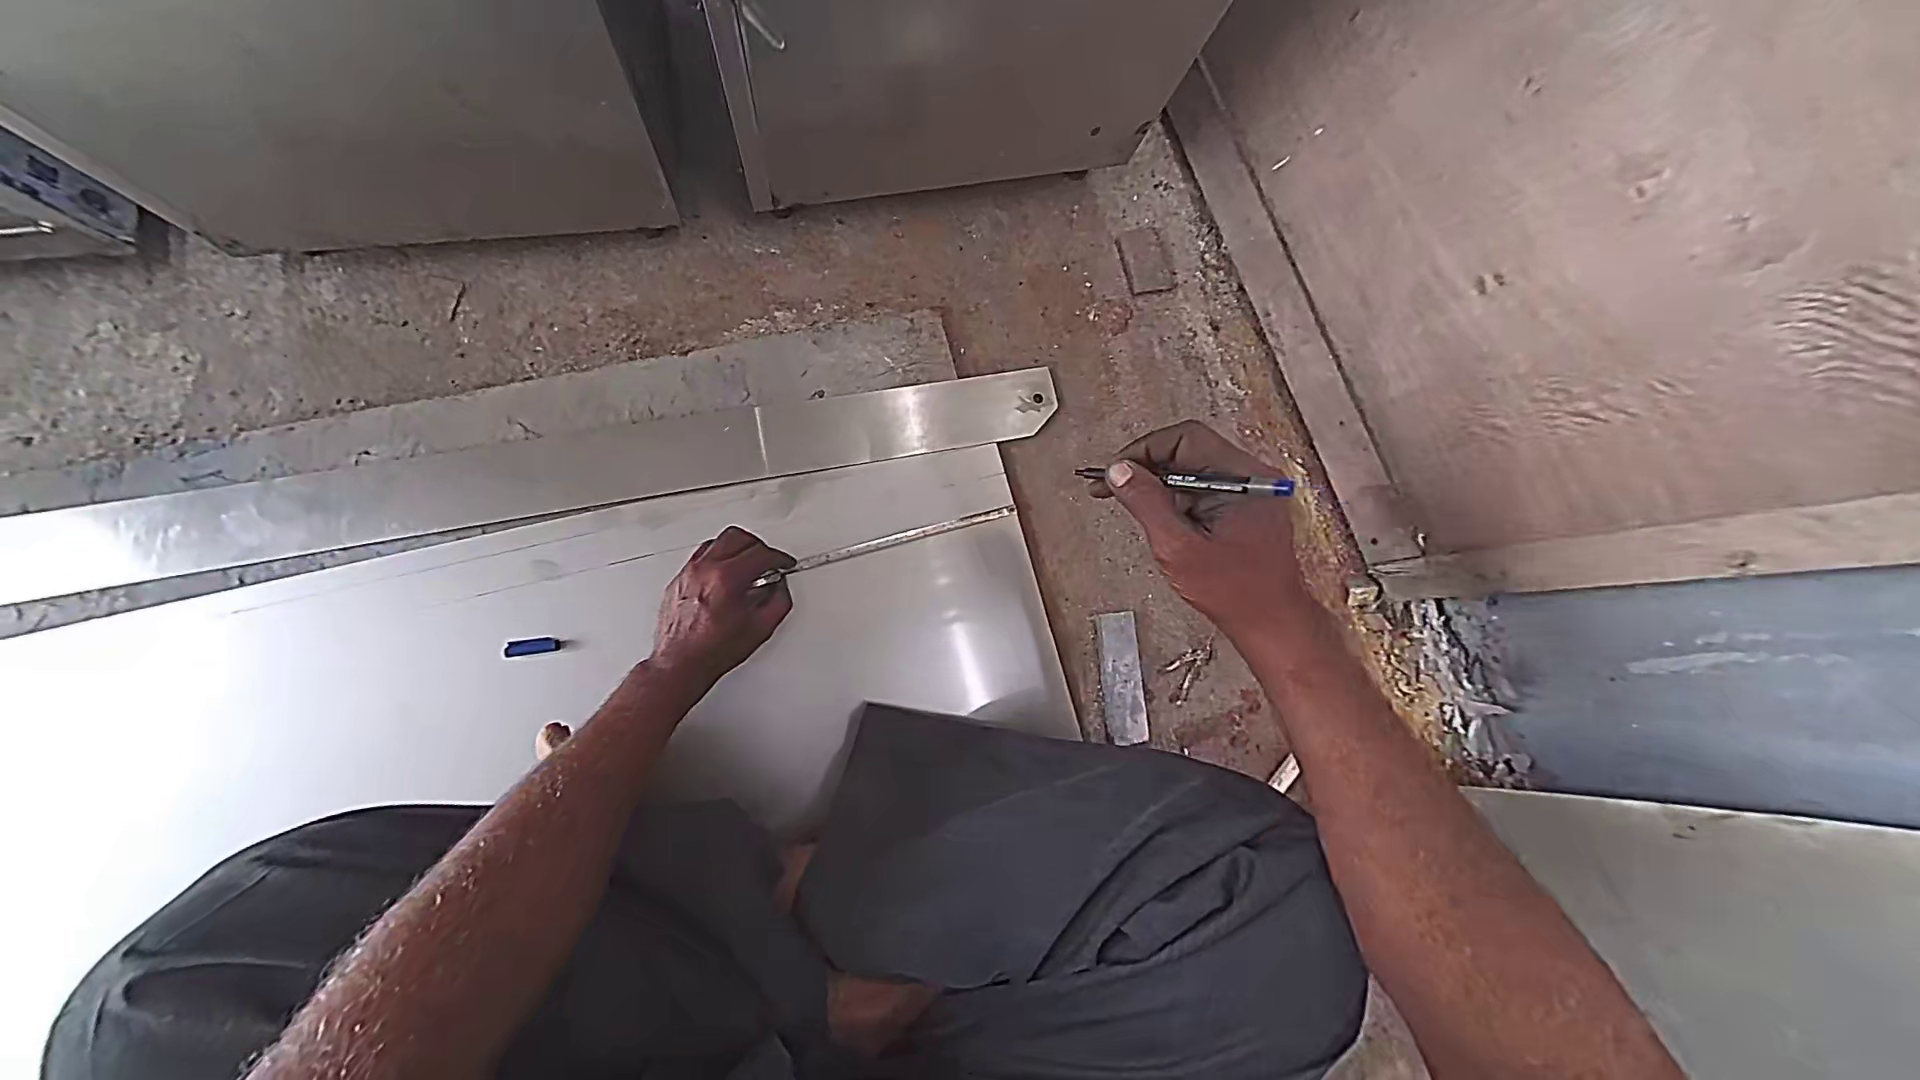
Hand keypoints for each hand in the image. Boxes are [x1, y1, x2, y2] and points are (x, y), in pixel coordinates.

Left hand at [651, 526, 795, 686]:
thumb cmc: (713, 650)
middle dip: (759, 547)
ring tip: (747, 563)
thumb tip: (780, 587)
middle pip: (738, 537)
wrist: (681, 663)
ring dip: (737, 548)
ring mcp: (689, 573)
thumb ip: (779, 601)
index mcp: (728, 579)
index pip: (761, 554)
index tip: (783, 564)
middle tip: (767, 559)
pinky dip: (717, 557)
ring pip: (717, 542)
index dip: (779, 558)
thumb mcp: (761, 628)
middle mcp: (706, 570)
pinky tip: (725, 570)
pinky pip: (701, 555)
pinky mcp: (679, 579)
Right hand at [1089, 421, 1312, 638]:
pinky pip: (1201, 489)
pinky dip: (1173, 498)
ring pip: (1191, 470)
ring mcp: (1249, 492)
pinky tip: (1155, 517)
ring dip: (1157, 484)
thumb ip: (1147, 503)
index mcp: (1242, 478)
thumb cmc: (1235, 591)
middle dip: (1145, 466)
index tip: (1116, 471)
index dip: (1143, 450)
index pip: (1184, 439)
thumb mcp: (1177, 547)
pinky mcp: (1243, 508)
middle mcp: (1250, 477)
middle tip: (1111, 486)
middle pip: (1187, 450)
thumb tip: (1120, 471)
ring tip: (1128, 503)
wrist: (1272, 622)